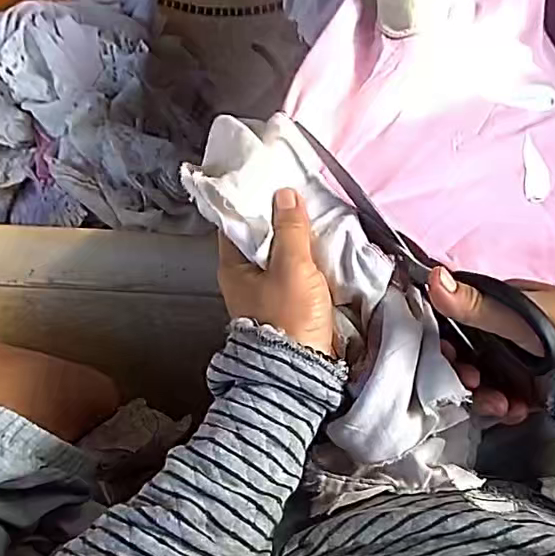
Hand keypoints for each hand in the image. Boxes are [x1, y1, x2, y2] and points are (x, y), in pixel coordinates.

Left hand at [218, 188, 337, 356]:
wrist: (303, 369)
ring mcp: (266, 296)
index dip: (253, 203)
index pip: (236, 223)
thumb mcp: (291, 267)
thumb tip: (285, 196)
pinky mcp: (287, 308)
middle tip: (300, 203)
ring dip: (297, 246)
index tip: (272, 186)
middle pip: (260, 241)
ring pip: (280, 259)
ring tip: (314, 227)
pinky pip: (295, 277)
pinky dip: (306, 266)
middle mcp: (245, 281)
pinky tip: (321, 257)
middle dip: (281, 224)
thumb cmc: (290, 319)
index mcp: (234, 269)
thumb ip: (290, 230)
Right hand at [427, 267, 554, 424]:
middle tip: (475, 385)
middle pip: (464, 363)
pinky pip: (503, 402)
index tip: (448, 360)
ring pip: (481, 387)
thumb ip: (473, 304)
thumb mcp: (514, 314)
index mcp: (492, 311)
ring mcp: (511, 364)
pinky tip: (516, 410)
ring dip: (485, 399)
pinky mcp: (525, 389)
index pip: (453, 330)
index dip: (445, 347)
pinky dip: (505, 409)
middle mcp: (497, 338)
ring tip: (502, 405)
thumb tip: (434, 276)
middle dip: (465, 379)